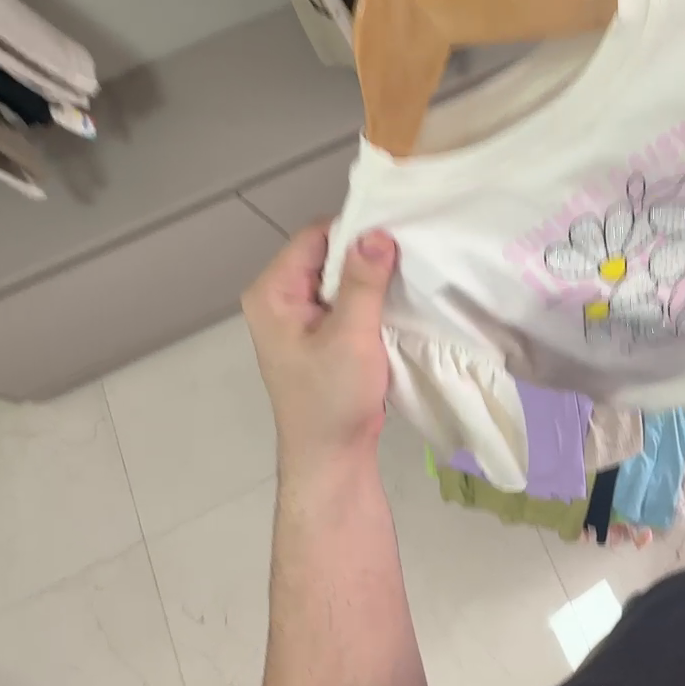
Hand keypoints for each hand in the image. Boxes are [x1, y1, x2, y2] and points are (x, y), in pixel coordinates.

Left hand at [243, 221, 397, 477]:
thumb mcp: (351, 336)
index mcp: (272, 293)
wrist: (332, 455)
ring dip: (373, 278)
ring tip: (411, 272)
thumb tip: (378, 233)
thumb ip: (363, 282)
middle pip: (327, 255)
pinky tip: (401, 300)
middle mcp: (281, 299)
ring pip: (341, 279)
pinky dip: (374, 299)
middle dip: (367, 253)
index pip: (314, 238)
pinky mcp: (324, 336)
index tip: (399, 230)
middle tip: (412, 250)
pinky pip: (349, 302)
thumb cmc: (333, 398)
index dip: (355, 230)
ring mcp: (302, 319)